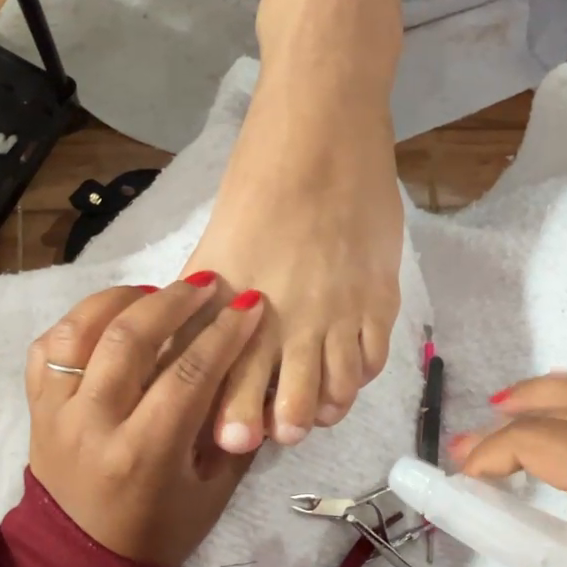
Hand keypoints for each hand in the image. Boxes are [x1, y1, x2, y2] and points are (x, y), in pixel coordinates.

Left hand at [27, 277, 265, 566]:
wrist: (80, 563)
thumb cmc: (159, 531)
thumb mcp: (213, 492)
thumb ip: (232, 429)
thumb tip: (253, 369)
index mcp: (143, 454)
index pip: (189, 374)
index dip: (224, 334)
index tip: (249, 305)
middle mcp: (93, 425)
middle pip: (130, 338)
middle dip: (175, 300)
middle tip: (206, 283)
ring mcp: (56, 413)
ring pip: (81, 330)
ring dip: (123, 299)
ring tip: (156, 290)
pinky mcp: (36, 408)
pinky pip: (48, 348)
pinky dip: (79, 321)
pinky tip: (111, 315)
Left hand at [182, 24, 404, 453]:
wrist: (325, 129)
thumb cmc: (262, 174)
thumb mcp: (221, 236)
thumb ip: (205, 290)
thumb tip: (187, 330)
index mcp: (241, 303)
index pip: (231, 382)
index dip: (228, 418)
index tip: (222, 437)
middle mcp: (291, 318)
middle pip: (284, 399)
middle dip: (274, 425)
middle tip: (269, 433)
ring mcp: (340, 311)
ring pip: (333, 390)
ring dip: (319, 408)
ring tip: (309, 414)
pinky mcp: (379, 297)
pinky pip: (371, 361)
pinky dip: (356, 378)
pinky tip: (345, 377)